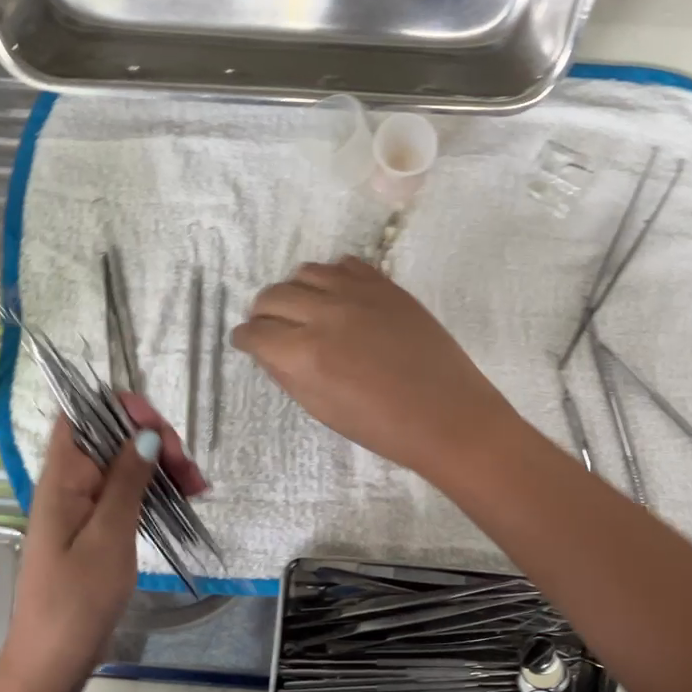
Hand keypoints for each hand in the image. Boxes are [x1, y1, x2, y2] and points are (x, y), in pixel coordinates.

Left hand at [0, 415, 199, 691]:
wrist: (54, 659)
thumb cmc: (77, 599)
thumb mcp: (109, 536)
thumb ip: (127, 482)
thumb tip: (144, 433)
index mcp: (62, 479)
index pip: (82, 416)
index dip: (119, 409)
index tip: (159, 428)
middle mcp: (69, 486)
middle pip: (110, 441)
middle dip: (152, 442)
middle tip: (188, 470)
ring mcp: (83, 510)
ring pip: (124, 469)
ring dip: (160, 469)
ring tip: (198, 488)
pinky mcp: (96, 533)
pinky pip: (126, 498)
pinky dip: (154, 495)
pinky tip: (184, 501)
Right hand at [232, 257, 522, 476]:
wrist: (446, 414)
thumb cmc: (382, 426)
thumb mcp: (322, 410)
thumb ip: (288, 375)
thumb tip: (267, 351)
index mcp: (304, 354)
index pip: (256, 333)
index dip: (244, 339)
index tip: (245, 342)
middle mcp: (324, 314)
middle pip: (273, 296)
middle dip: (263, 313)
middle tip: (269, 328)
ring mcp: (357, 293)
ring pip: (306, 272)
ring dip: (295, 290)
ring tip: (302, 310)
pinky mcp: (385, 285)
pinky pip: (344, 264)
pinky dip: (331, 278)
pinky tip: (336, 298)